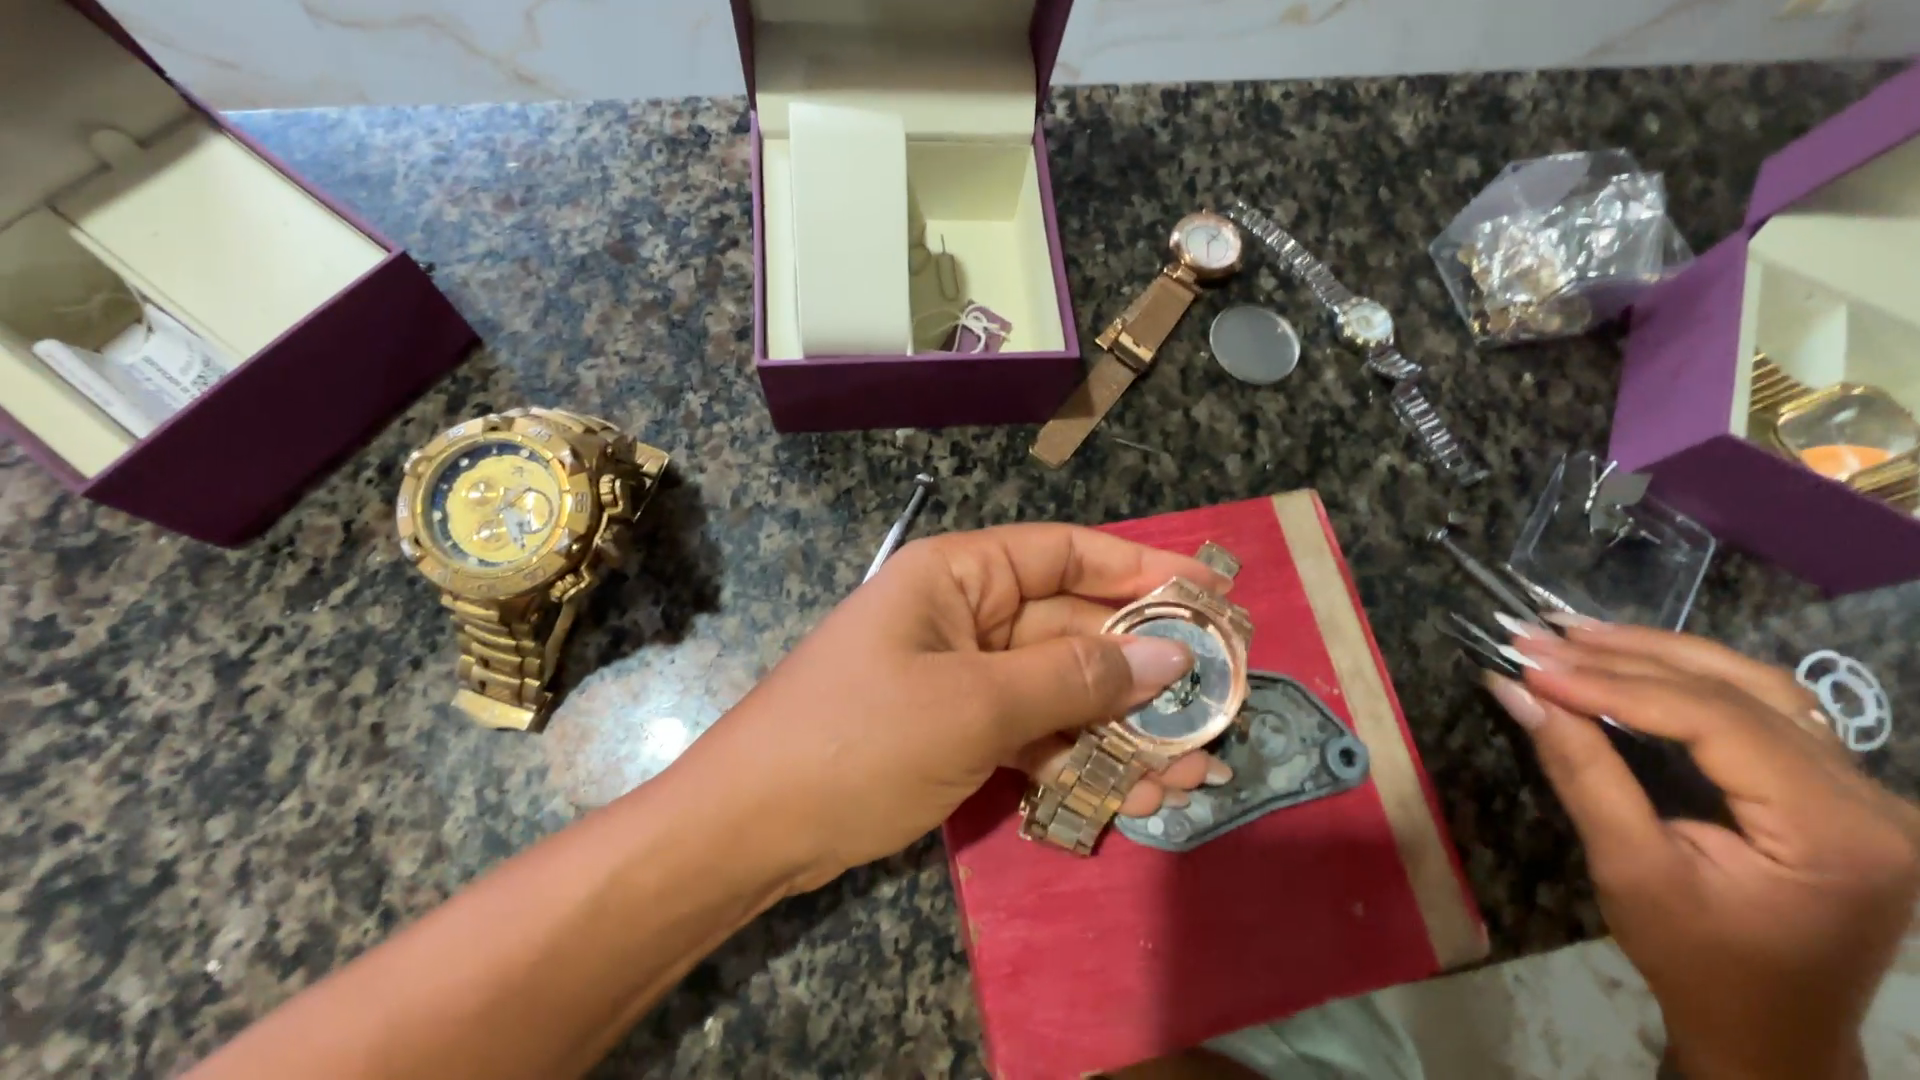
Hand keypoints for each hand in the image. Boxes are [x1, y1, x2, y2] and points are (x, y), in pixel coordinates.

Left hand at [682, 525, 1234, 892]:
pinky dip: (1077, 760)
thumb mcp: (975, 705)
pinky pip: (1031, 733)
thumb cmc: (860, 739)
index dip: (1140, 571)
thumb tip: (1169, 656)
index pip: (1065, 553)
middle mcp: (963, 615)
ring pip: (1058, 690)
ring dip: (1120, 729)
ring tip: (1189, 769)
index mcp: (957, 575)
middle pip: (1071, 628)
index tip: (1210, 597)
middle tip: (1217, 707)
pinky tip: (1132, 792)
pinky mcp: (955, 733)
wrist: (753, 828)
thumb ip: (1074, 678)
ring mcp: (960, 678)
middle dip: (1142, 672)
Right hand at [1484, 622, 1919, 1079]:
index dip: (1615, 684)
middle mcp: (1870, 797)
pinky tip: (1634, 660)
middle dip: (1628, 658)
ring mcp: (1863, 790)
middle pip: (1741, 692)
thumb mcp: (1630, 870)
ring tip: (1576, 633)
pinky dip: (1691, 678)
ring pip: (1758, 687)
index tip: (1531, 664)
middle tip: (1538, 637)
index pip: (1716, 721)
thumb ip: (1582, 772)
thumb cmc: (1697, 962)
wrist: (1767, 1029)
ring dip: (1660, 654)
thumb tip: (1517, 691)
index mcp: (1836, 829)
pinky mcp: (1835, 789)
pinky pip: (1765, 710)